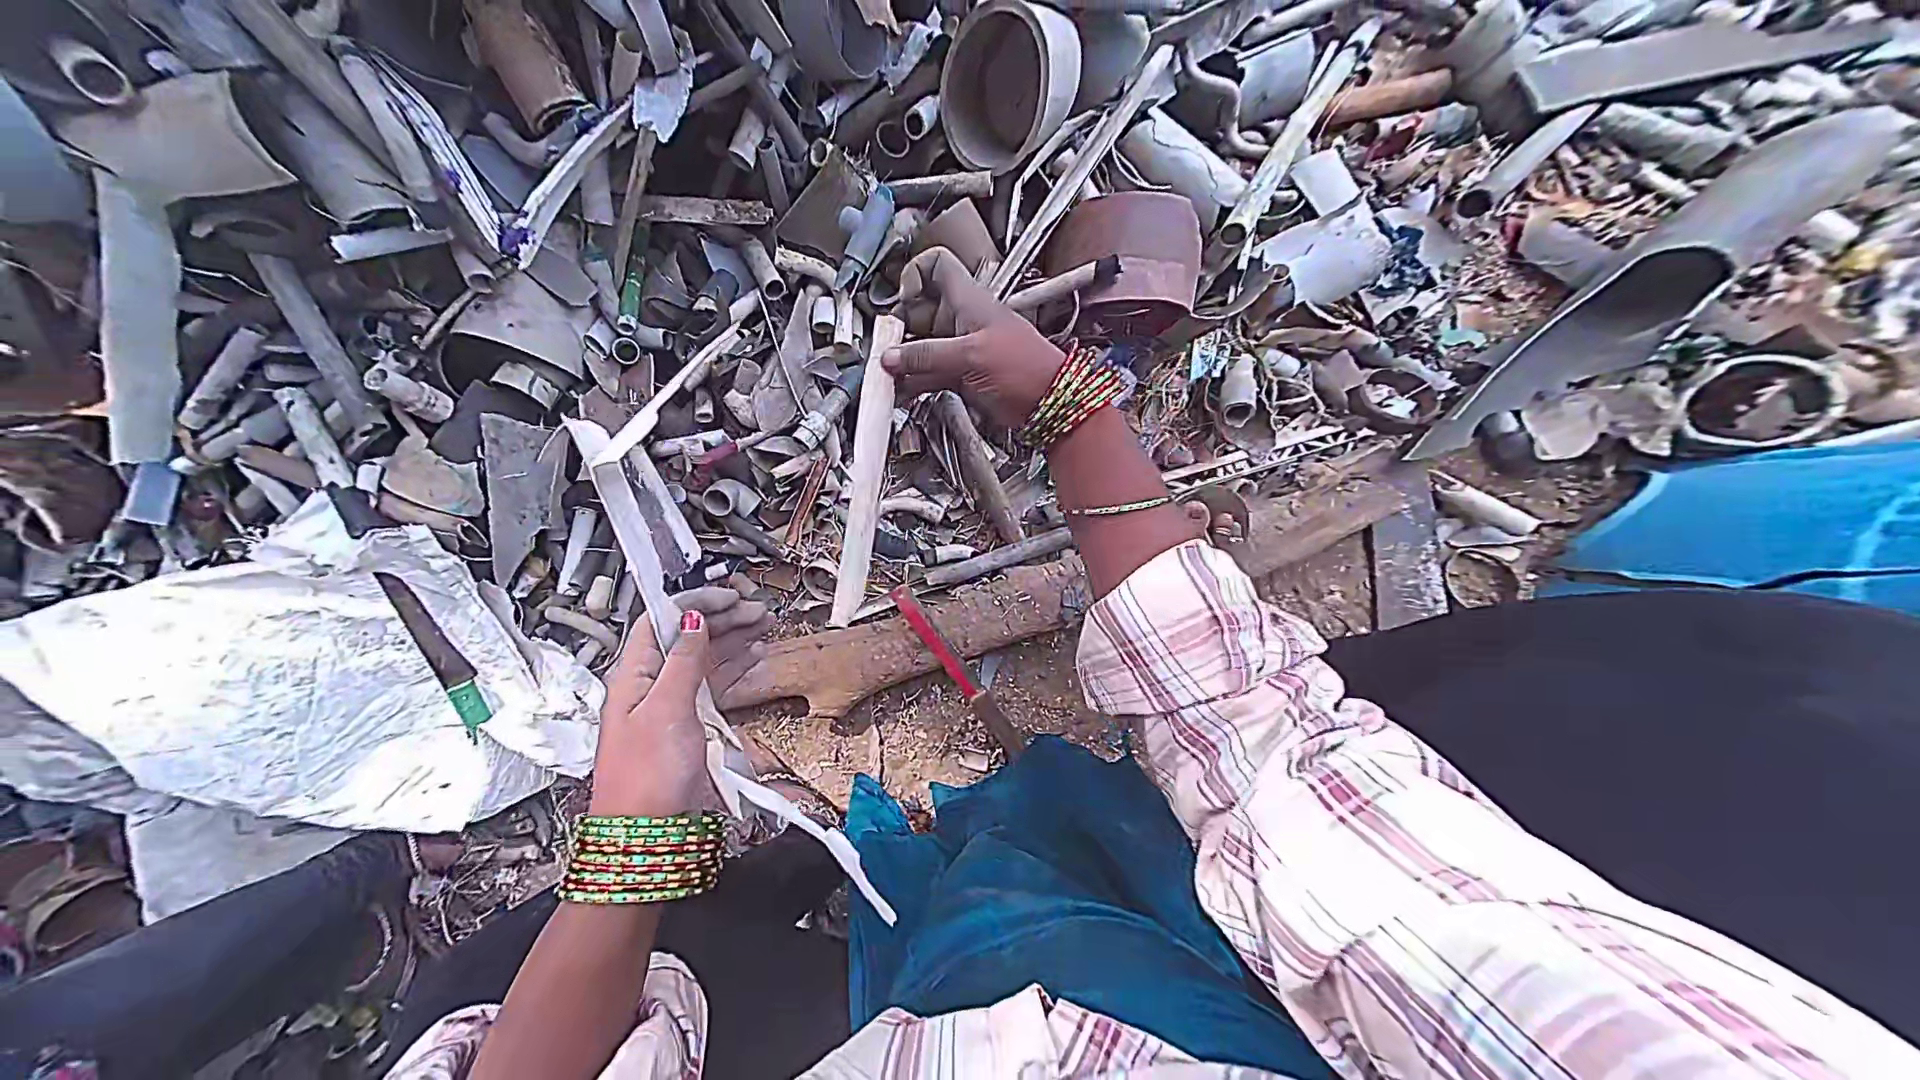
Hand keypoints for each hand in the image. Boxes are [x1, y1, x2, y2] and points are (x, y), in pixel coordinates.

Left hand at [589, 586, 769, 816]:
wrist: (649, 835)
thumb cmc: (647, 778)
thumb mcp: (666, 709)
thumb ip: (682, 660)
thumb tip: (691, 618)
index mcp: (634, 675)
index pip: (661, 620)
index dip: (694, 602)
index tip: (729, 596)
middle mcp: (652, 684)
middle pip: (687, 635)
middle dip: (722, 617)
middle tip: (756, 610)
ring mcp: (672, 703)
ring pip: (705, 657)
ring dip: (733, 638)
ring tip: (762, 625)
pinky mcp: (690, 722)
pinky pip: (715, 682)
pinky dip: (735, 665)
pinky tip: (753, 656)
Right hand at [884, 247, 1064, 428]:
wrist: (1048, 401)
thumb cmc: (1025, 367)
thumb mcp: (971, 355)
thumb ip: (927, 356)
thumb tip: (891, 357)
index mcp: (968, 301)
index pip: (935, 268)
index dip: (913, 276)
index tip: (901, 300)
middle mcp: (961, 321)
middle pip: (918, 313)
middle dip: (898, 330)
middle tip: (884, 350)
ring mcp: (960, 349)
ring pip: (920, 348)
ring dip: (902, 361)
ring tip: (886, 376)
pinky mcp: (961, 376)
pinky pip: (928, 374)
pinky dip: (913, 382)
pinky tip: (899, 391)